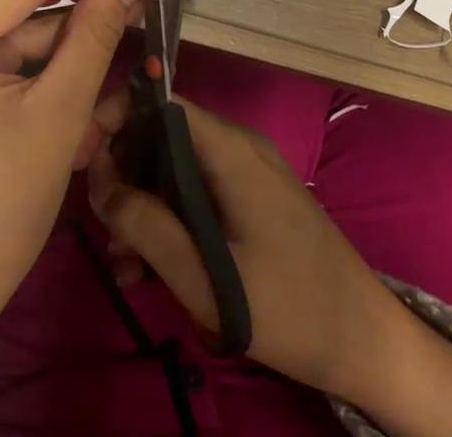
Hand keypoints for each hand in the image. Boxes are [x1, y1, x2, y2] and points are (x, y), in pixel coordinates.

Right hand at [86, 98, 451, 436]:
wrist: (371, 349)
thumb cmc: (291, 310)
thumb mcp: (206, 276)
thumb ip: (145, 225)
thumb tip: (100, 185)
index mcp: (231, 151)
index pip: (158, 102)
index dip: (111, 120)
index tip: (80, 161)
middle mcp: (237, 149)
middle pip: (158, 136)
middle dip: (121, 176)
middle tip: (103, 227)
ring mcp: (245, 175)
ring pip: (170, 169)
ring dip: (140, 208)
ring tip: (123, 263)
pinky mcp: (249, 202)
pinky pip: (193, 194)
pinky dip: (166, 222)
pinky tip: (146, 270)